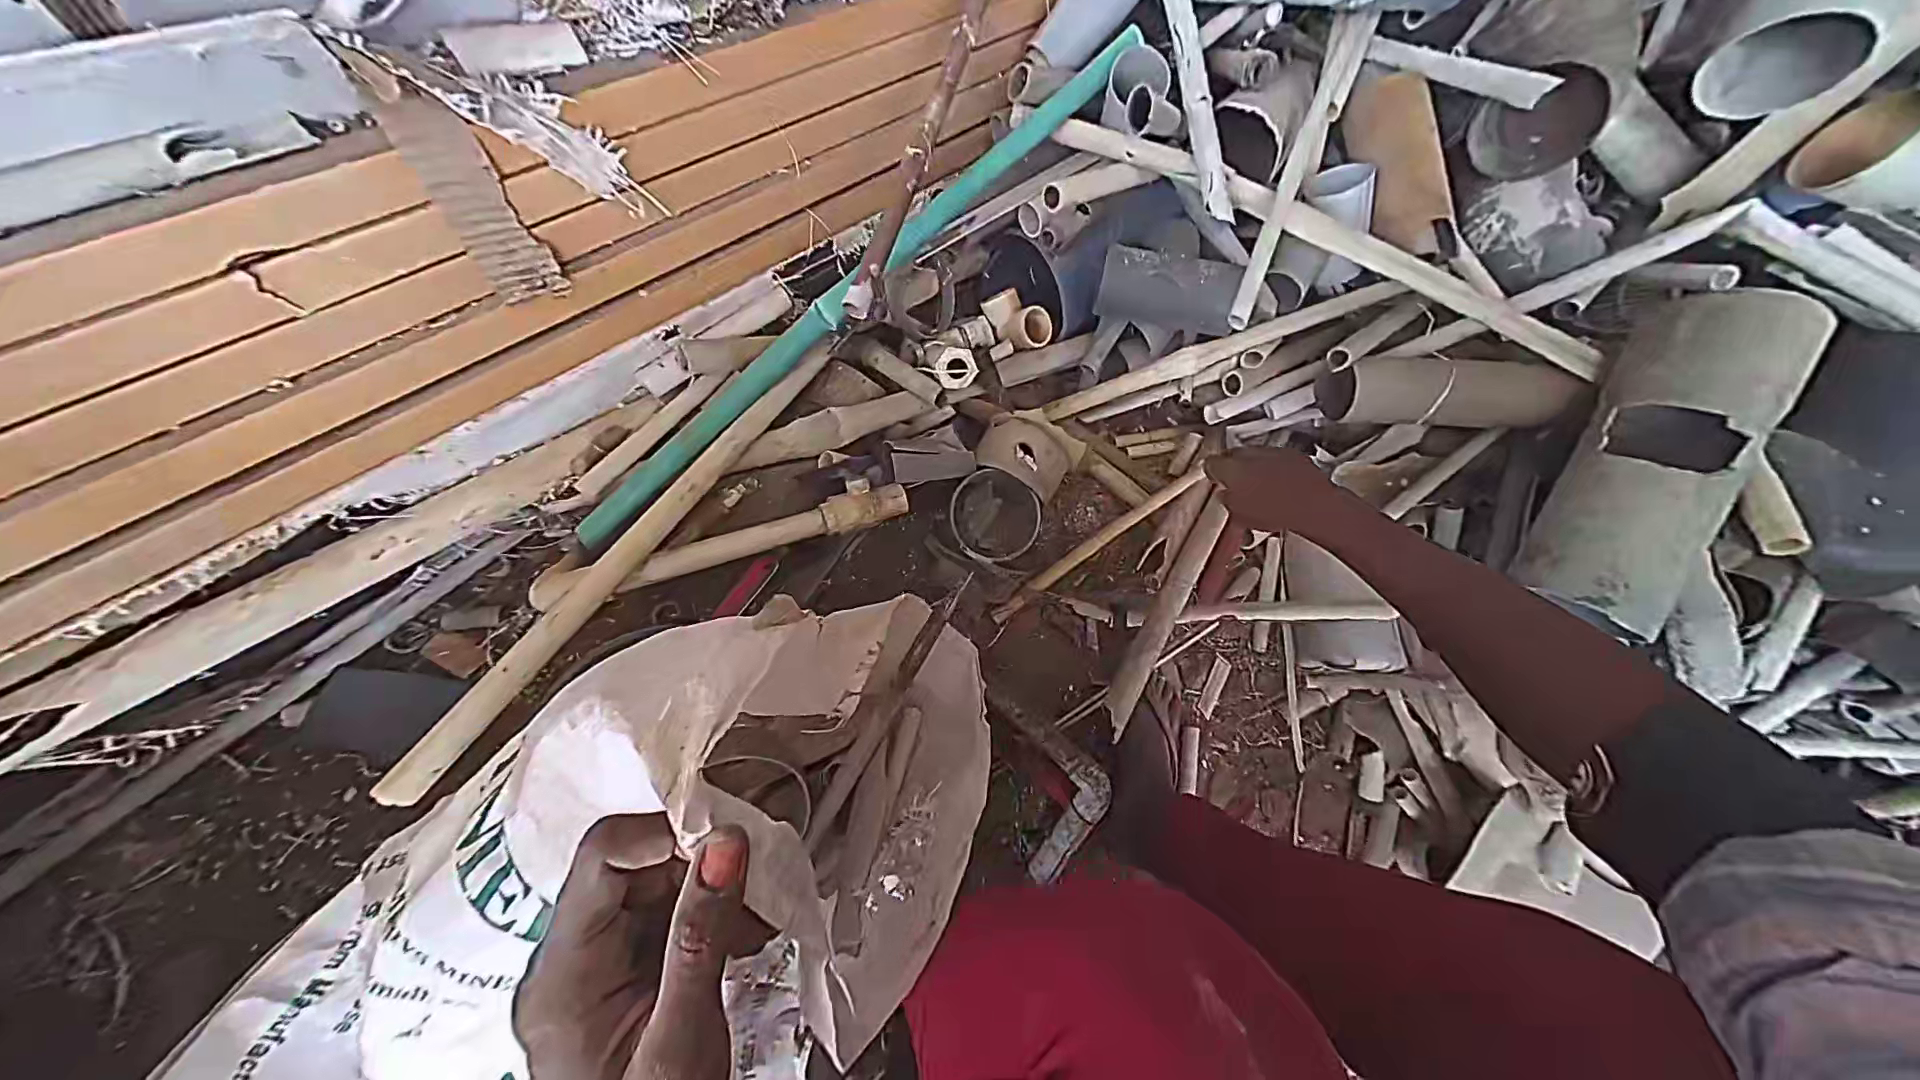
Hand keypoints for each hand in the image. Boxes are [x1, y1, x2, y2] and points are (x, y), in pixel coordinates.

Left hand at [513, 815, 764, 1079]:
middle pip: (633, 866)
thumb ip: (701, 935)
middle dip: (702, 863)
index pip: (604, 858)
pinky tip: (748, 933)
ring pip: (657, 885)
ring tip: (761, 913)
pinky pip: (669, 915)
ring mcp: (598, 965)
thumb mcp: (683, 1037)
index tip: (731, 841)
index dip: (666, 835)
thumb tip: (727, 839)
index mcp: (563, 973)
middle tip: (759, 879)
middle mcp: (570, 958)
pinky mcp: (627, 972)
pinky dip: (714, 913)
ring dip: (715, 887)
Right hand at [1204, 446, 1360, 538]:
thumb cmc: (1276, 511)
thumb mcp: (1239, 515)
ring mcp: (1272, 452)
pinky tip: (1279, 484)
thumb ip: (1227, 499)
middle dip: (1233, 467)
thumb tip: (1227, 496)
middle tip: (1235, 483)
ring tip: (1259, 486)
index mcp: (1230, 468)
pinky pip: (1277, 458)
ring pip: (1256, 455)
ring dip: (1254, 466)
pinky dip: (1275, 467)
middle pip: (1233, 455)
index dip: (1211, 472)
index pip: (1211, 463)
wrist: (1312, 507)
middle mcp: (1249, 454)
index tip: (1214, 478)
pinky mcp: (1293, 455)